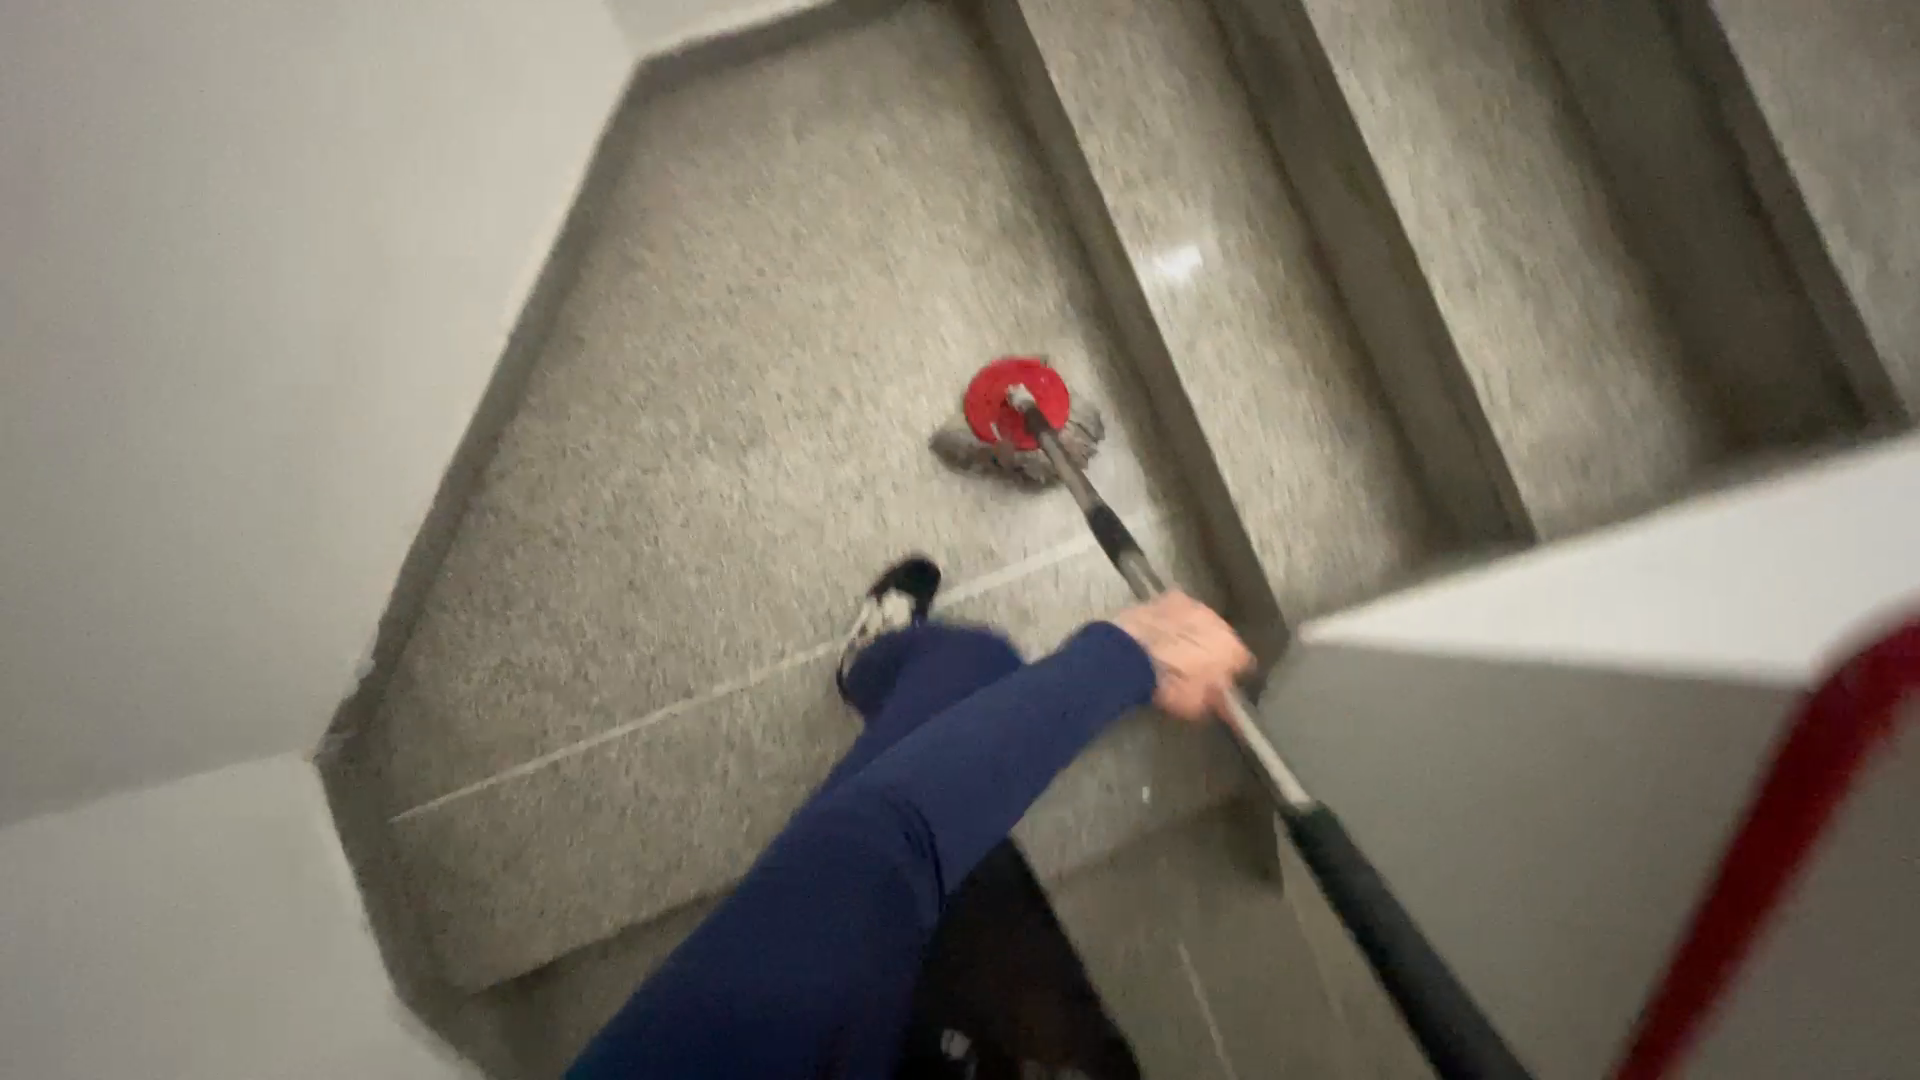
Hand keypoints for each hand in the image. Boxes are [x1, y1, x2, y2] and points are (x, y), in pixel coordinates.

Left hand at [1107, 591, 1253, 721]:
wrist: (1130, 653)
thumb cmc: (1169, 684)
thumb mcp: (1196, 704)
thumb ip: (1216, 701)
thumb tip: (1225, 705)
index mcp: (1232, 649)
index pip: (1244, 662)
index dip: (1231, 673)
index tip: (1221, 681)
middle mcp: (1219, 622)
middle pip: (1222, 636)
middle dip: (1212, 648)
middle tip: (1195, 663)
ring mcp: (1194, 605)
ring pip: (1201, 620)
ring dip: (1193, 630)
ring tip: (1175, 645)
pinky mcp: (1168, 597)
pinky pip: (1178, 609)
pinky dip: (1173, 618)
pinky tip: (1161, 629)